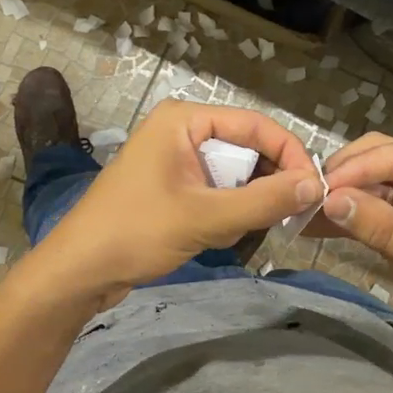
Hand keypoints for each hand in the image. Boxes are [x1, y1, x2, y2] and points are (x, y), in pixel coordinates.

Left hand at [30, 101, 321, 307]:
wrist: (76, 273)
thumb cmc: (135, 233)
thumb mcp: (205, 217)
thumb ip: (263, 200)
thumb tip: (315, 187)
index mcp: (185, 119)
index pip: (256, 124)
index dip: (290, 153)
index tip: (315, 188)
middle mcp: (182, 128)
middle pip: (247, 145)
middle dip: (269, 179)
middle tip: (292, 213)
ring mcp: (176, 157)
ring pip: (234, 170)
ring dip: (248, 198)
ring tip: (252, 227)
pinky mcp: (172, 184)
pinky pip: (217, 187)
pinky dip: (229, 208)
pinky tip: (223, 234)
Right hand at [319, 134, 392, 366]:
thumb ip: (381, 225)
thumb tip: (331, 199)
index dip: (355, 167)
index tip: (318, 186)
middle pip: (380, 160)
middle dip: (345, 174)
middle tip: (308, 193)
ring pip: (370, 186)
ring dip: (340, 196)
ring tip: (302, 208)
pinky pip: (368, 212)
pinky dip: (345, 217)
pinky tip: (314, 225)